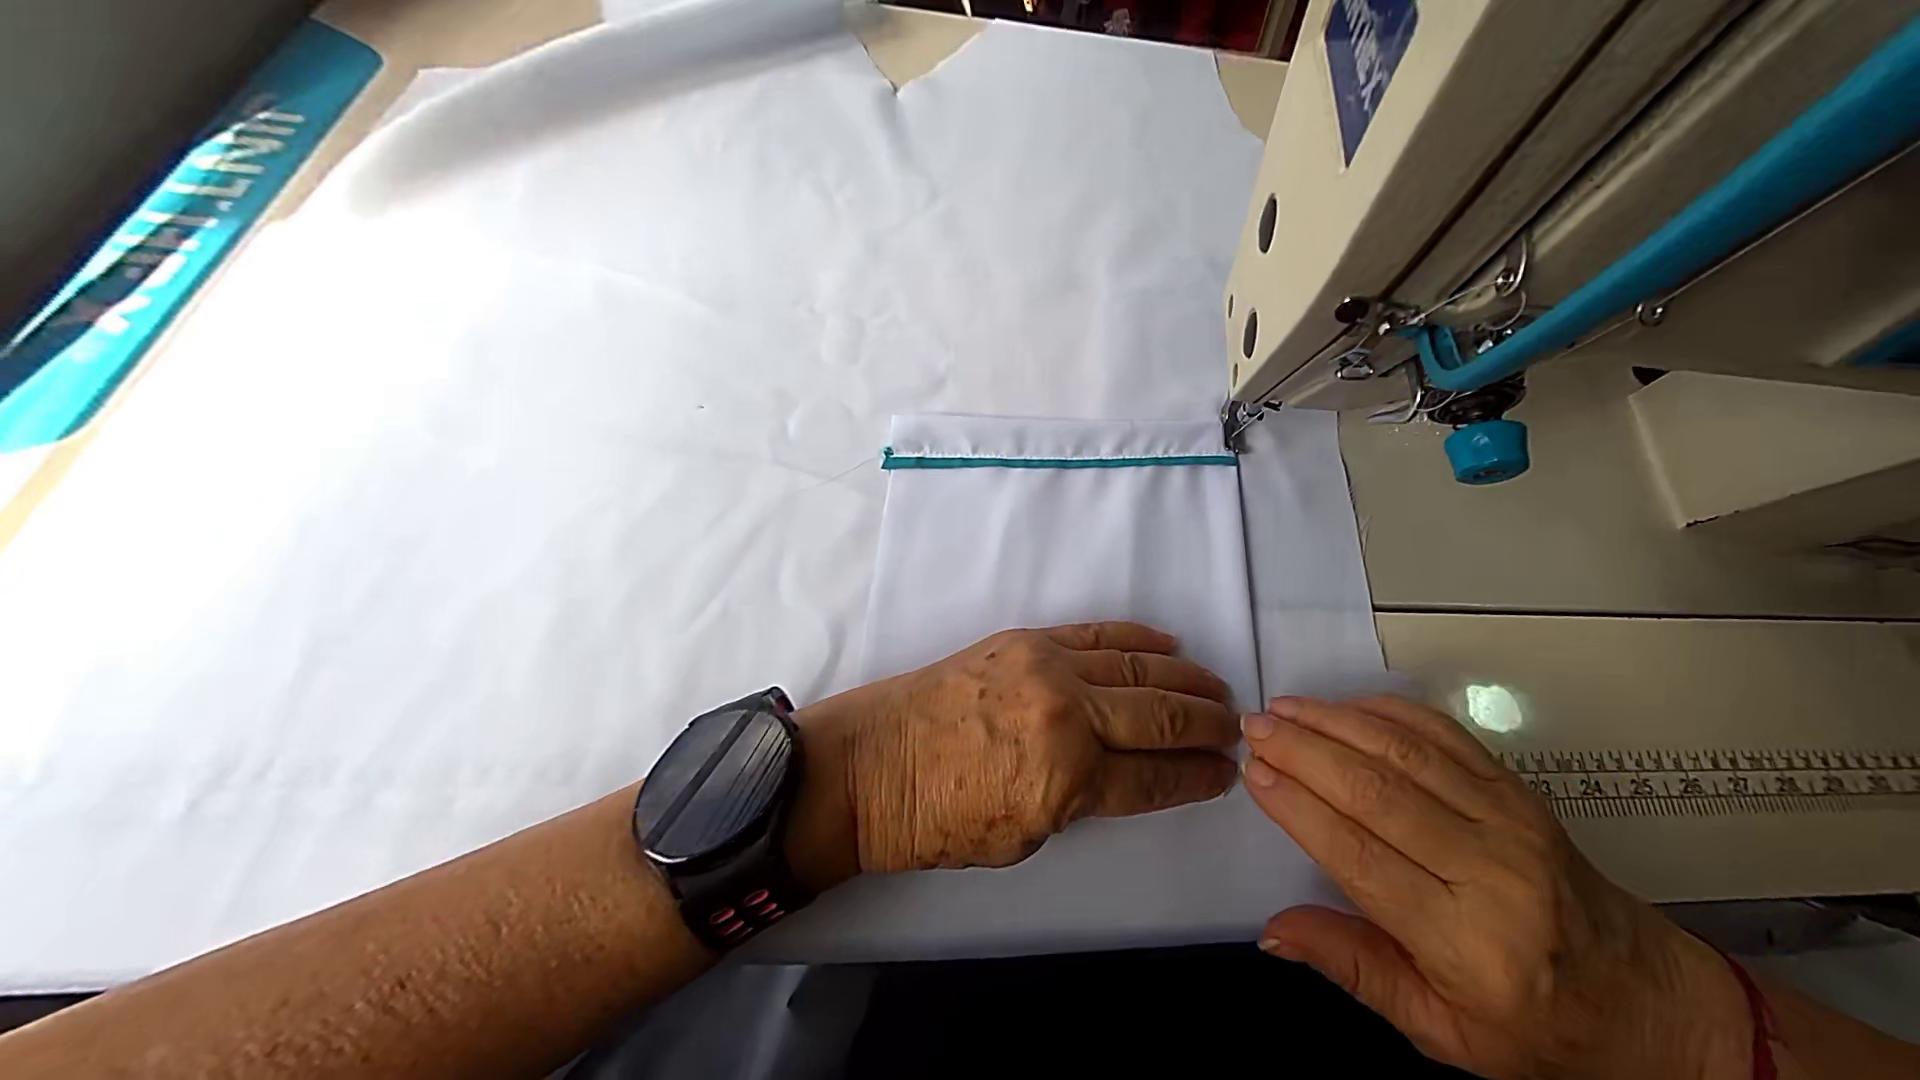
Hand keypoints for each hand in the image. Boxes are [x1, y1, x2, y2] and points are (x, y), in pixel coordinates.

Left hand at [783, 622, 1239, 889]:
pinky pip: (1096, 634)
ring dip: (1186, 680)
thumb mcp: (1021, 838)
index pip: (1156, 778)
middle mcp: (1066, 714)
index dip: (1198, 778)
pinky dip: (1137, 639)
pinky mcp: (1023, 640)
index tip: (1227, 774)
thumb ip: (1079, 802)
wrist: (869, 765)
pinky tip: (1168, 646)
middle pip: (1160, 717)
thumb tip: (1117, 773)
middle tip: (1236, 731)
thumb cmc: (936, 820)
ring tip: (1217, 690)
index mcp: (1067, 780)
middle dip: (1207, 727)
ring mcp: (1045, 667)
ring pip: (1137, 668)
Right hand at [1240, 695, 1751, 1079]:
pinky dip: (1385, 710)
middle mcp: (1493, 873)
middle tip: (1255, 728)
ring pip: (1404, 752)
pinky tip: (1343, 705)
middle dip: (1303, 750)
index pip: (1359, 856)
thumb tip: (1273, 931)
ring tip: (1283, 708)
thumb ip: (1352, 969)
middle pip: (1376, 791)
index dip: (1299, 808)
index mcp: (1467, 942)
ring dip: (1334, 721)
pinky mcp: (1520, 793)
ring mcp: (1512, 822)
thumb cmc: (1533, 1023)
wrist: (1646, 999)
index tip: (1255, 773)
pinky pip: (1444, 735)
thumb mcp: (1439, 1029)